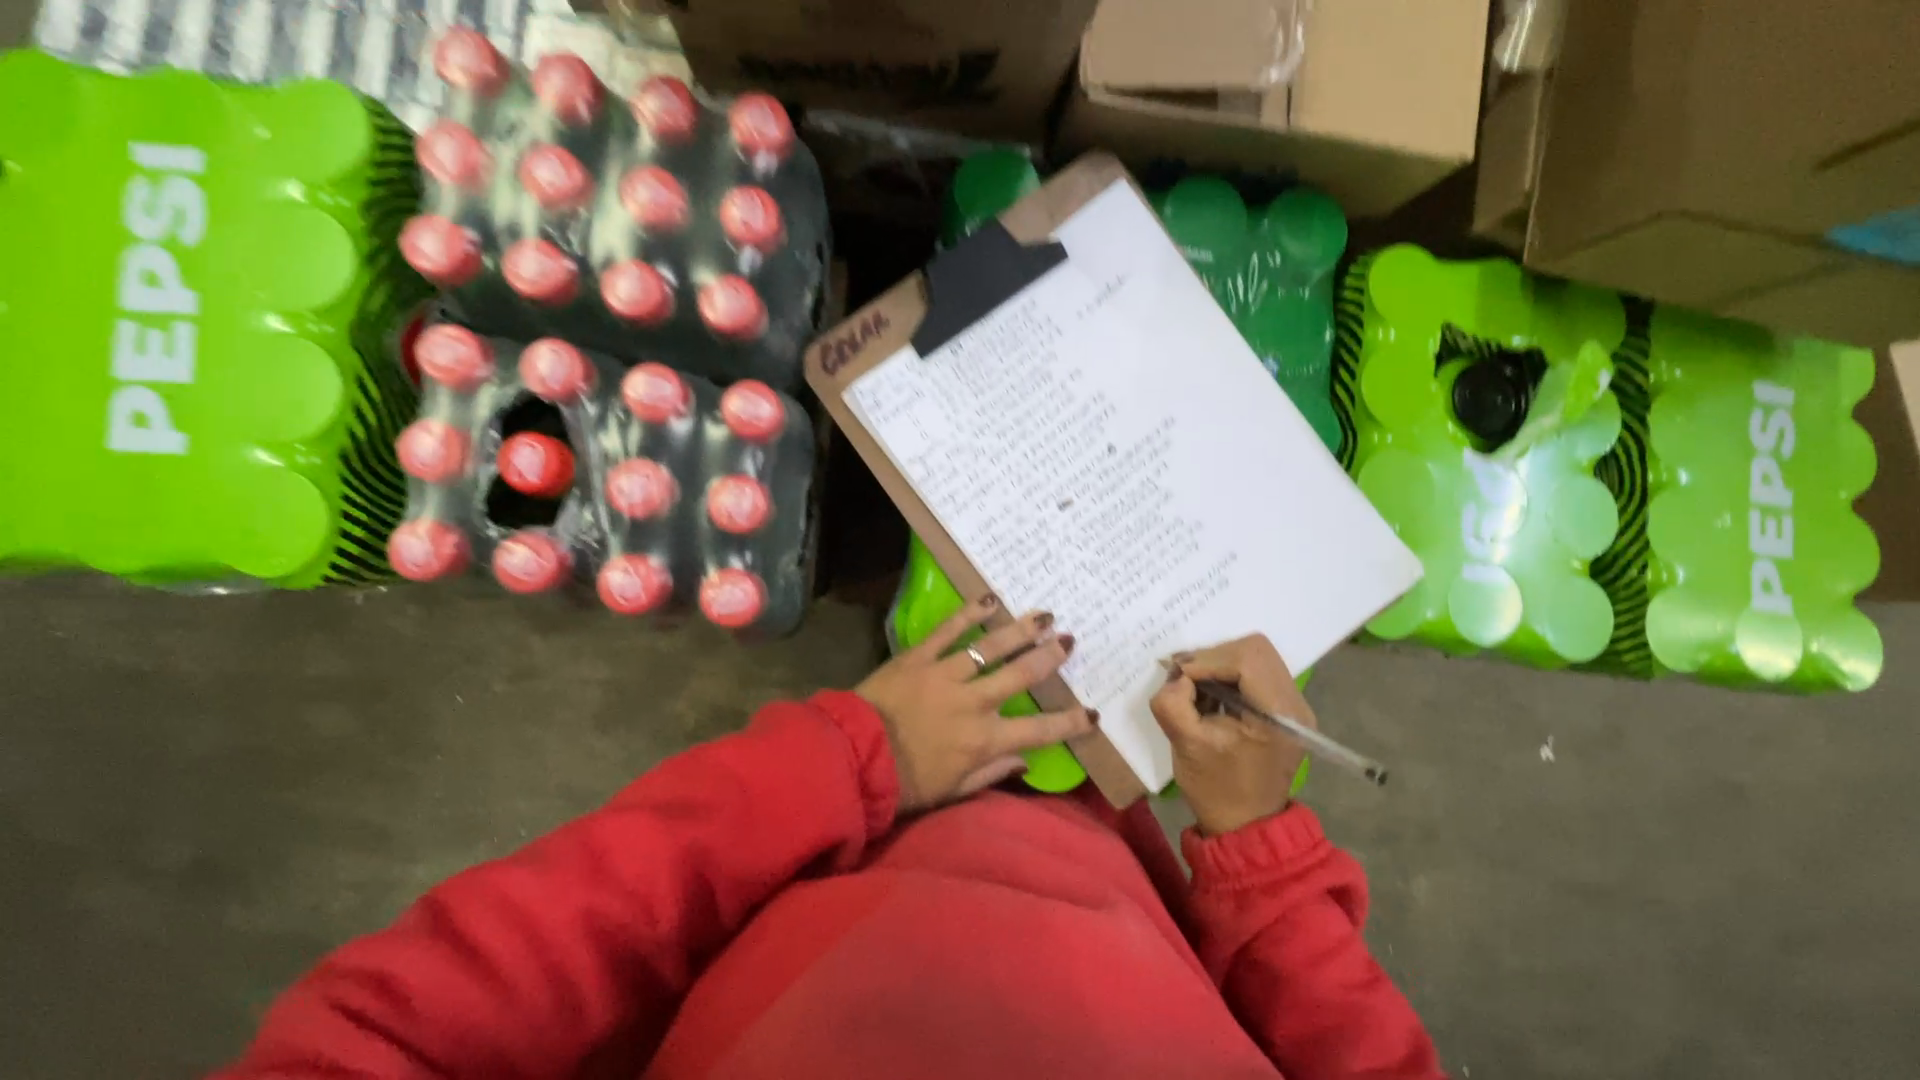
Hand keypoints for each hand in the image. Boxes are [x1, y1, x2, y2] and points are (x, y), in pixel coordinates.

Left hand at [856, 595, 1094, 813]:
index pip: (1039, 731)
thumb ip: (991, 774)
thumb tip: (1025, 761)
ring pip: (991, 648)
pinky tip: (990, 598)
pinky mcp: (918, 657)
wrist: (853, 758)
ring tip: (1043, 615)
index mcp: (984, 741)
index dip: (1070, 722)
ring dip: (1020, 630)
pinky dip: (969, 612)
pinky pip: (948, 630)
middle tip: (1069, 641)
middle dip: (1049, 658)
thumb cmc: (904, 783)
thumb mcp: (953, 791)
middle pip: (1021, 677)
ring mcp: (946, 676)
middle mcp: (973, 704)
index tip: (1093, 713)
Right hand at [1151, 634, 1311, 836]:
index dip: (1206, 659)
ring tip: (1194, 686)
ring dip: (1219, 664)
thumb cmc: (1216, 789)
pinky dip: (1228, 673)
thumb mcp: (1185, 745)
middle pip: (1255, 649)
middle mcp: (1295, 703)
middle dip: (1213, 657)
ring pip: (1256, 656)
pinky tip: (1209, 694)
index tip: (1178, 676)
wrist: (1245, 825)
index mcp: (1278, 714)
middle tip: (1184, 677)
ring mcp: (1293, 704)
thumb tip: (1176, 676)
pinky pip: (1256, 671)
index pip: (1247, 658)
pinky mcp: (1283, 708)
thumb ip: (1173, 703)